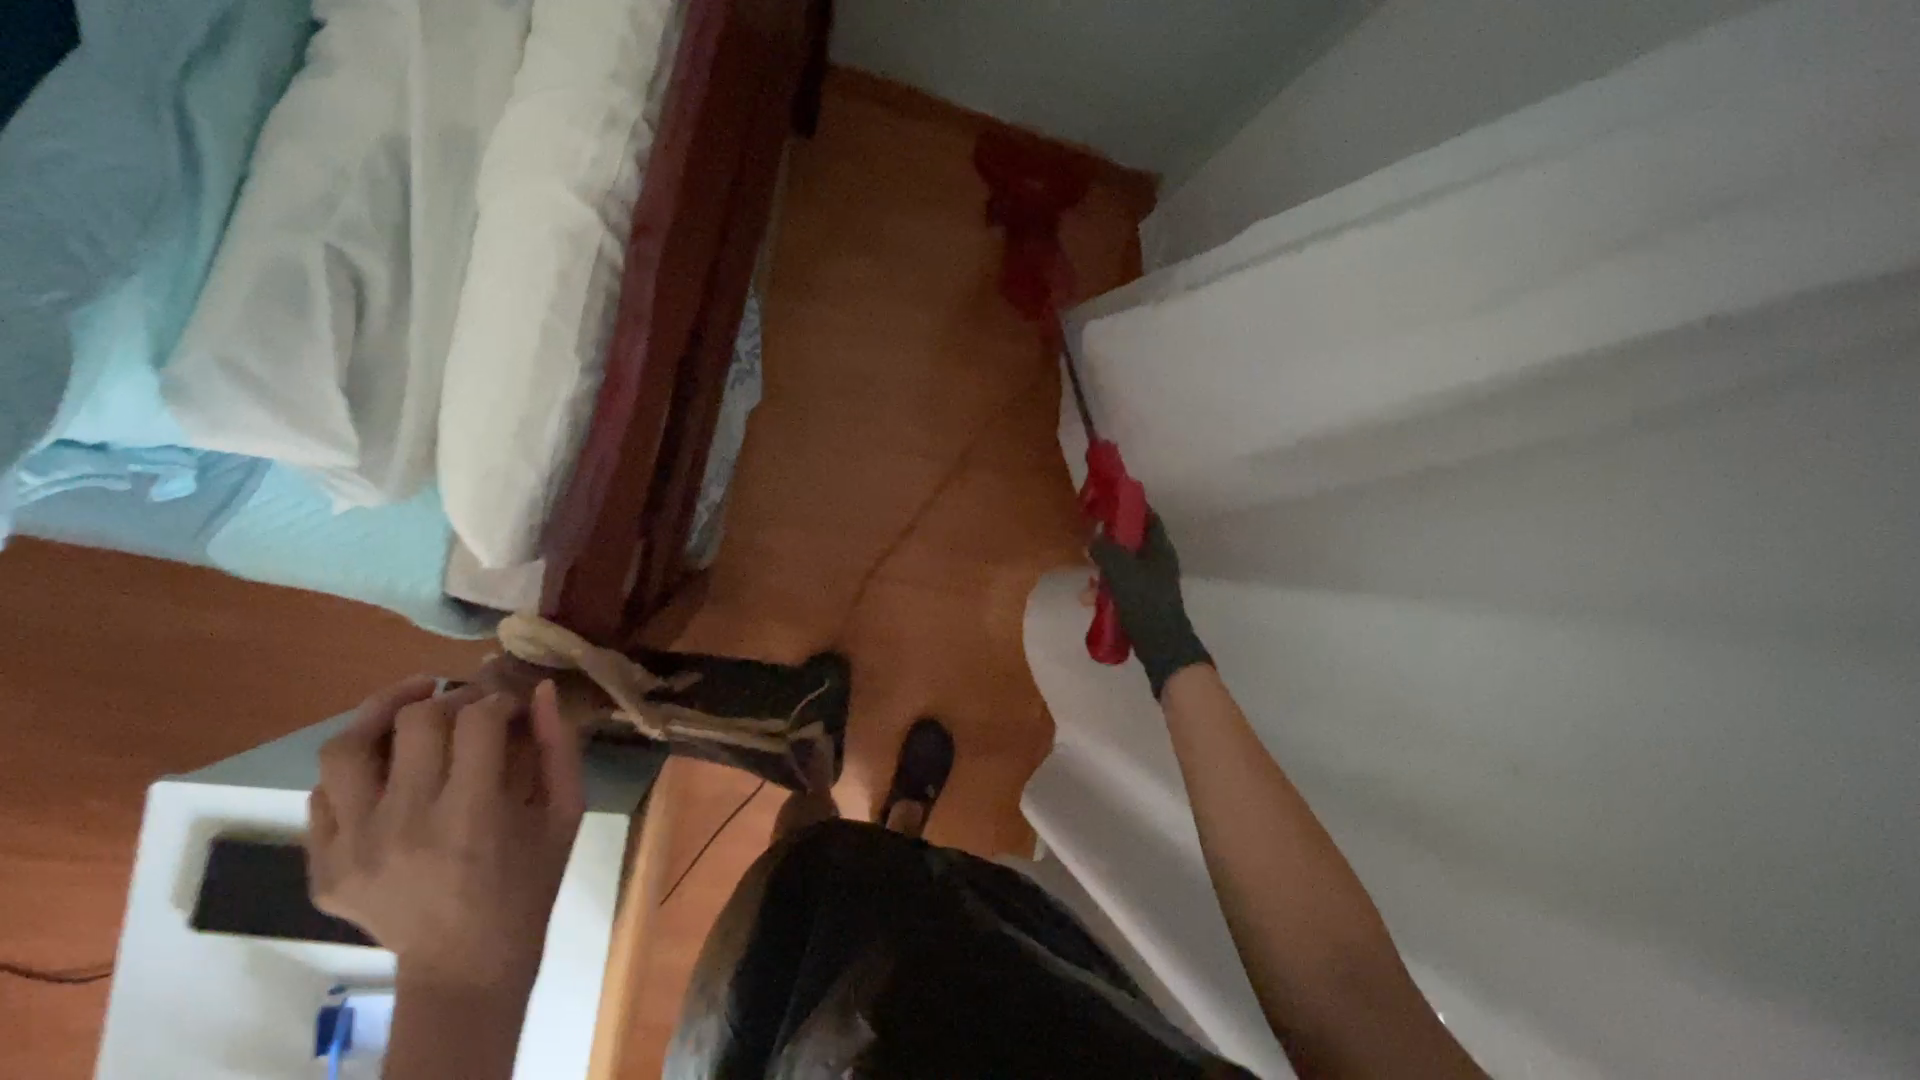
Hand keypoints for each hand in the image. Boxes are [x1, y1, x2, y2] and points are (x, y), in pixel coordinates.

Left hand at [306, 677, 586, 991]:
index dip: (498, 699)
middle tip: (470, 704)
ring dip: (380, 714)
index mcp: (472, 814)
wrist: (466, 965)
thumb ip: (558, 749)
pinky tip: (385, 768)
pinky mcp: (324, 867)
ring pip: (345, 749)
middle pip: (414, 721)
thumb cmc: (528, 886)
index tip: (510, 706)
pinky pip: (322, 796)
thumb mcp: (564, 816)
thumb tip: (538, 690)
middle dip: (450, 698)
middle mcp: (405, 824)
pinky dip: (355, 771)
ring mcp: (354, 847)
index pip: (477, 719)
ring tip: (410, 704)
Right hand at [1089, 514, 1211, 697]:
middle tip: (1089, 544)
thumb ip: (1105, 550)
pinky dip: (1107, 590)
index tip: (1107, 504)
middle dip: (1109, 543)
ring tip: (1086, 581)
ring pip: (1124, 567)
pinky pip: (1122, 588)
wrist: (1162, 645)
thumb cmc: (1144, 601)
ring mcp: (1153, 583)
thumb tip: (1092, 540)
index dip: (1129, 508)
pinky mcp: (1144, 602)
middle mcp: (1159, 562)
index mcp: (1160, 549)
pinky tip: (1089, 600)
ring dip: (1104, 571)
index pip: (1148, 518)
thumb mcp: (1120, 571)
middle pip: (1132, 543)